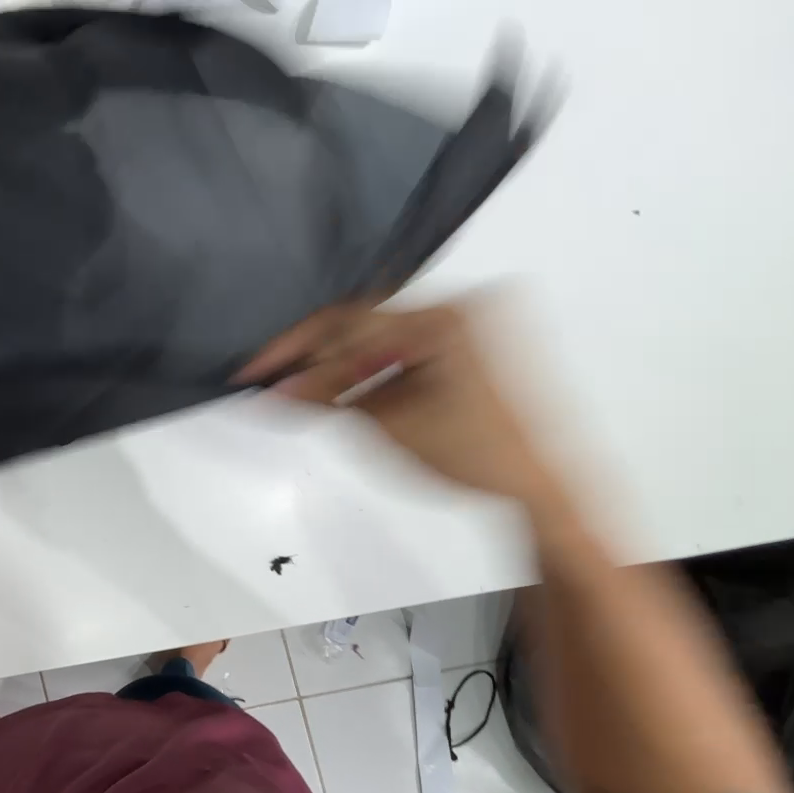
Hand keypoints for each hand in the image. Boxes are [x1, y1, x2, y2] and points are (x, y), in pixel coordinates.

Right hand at [235, 299, 565, 509]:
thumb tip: (274, 390)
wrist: (538, 485)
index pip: (346, 321)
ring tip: (302, 394)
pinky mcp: (471, 344)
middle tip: (272, 384)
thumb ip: (323, 398)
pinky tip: (340, 392)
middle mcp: (466, 306)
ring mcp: (472, 324)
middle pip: (361, 326)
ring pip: (378, 337)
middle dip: (313, 359)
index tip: (255, 369)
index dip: (291, 347)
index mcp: (450, 315)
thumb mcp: (384, 424)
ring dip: (338, 366)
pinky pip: (402, 346)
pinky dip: (368, 369)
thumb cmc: (480, 454)